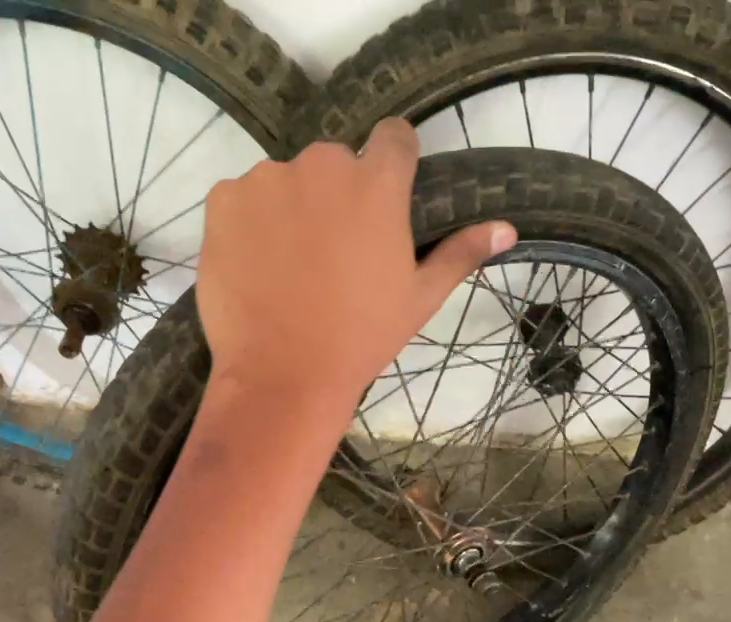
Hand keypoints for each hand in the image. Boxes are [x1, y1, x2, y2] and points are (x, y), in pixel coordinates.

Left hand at [194, 119, 514, 409]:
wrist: (283, 375)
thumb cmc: (362, 338)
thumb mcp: (419, 298)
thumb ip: (461, 254)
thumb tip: (507, 228)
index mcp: (378, 185)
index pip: (394, 137)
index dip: (392, 164)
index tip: (384, 200)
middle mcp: (322, 165)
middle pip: (335, 163)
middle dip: (337, 196)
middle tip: (335, 255)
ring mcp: (267, 179)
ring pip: (286, 182)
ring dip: (291, 209)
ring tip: (292, 269)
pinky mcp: (223, 199)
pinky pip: (243, 199)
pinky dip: (250, 224)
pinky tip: (258, 268)